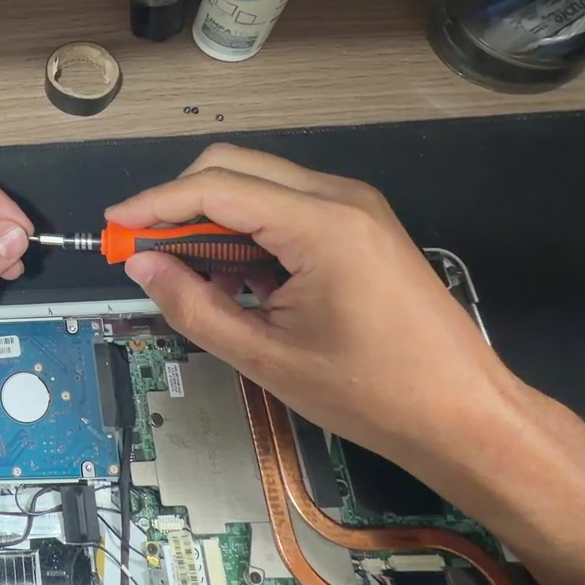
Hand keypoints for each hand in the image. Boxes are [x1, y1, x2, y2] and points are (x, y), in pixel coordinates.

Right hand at [106, 144, 526, 463]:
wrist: (470, 417)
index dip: (155, 203)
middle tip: (146, 247)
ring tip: (187, 268)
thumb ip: (192, 306)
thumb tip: (141, 267)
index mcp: (321, 225)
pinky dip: (244, 226)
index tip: (114, 225)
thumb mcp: (266, 358)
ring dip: (210, 214)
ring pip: (255, 180)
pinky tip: (237, 275)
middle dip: (178, 201)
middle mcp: (338, 196)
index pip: (215, 188)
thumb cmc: (372, 395)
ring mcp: (353, 205)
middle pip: (232, 167)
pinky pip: (282, 202)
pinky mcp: (359, 221)